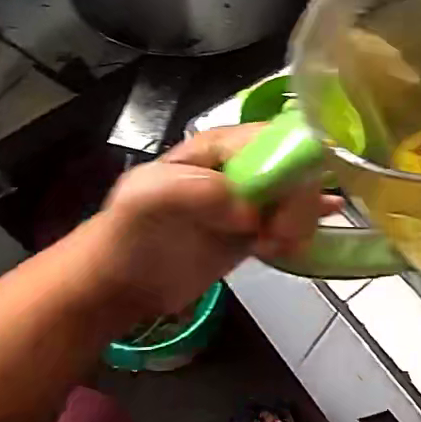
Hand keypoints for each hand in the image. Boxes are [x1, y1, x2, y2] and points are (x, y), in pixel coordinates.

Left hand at [84, 124, 337, 317]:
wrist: (120, 282)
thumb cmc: (129, 234)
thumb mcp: (146, 198)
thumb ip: (195, 190)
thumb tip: (248, 210)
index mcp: (216, 147)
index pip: (274, 139)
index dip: (289, 167)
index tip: (281, 206)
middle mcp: (238, 168)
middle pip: (296, 168)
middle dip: (298, 201)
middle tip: (277, 233)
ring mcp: (248, 200)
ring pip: (300, 198)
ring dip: (299, 223)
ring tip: (272, 245)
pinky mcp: (253, 230)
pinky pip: (291, 223)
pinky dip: (300, 234)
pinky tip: (292, 246)